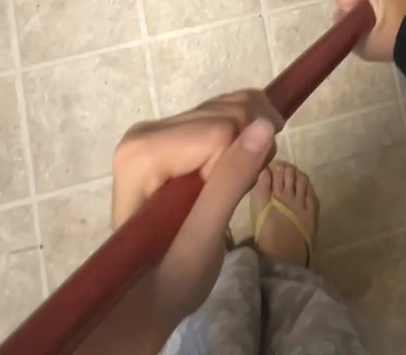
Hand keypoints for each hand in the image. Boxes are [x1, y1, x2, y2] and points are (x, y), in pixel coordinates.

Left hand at [98, 91, 280, 352]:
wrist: (141, 299)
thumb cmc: (167, 281)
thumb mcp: (202, 243)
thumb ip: (230, 182)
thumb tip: (265, 126)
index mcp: (142, 155)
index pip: (219, 131)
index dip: (235, 167)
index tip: (224, 206)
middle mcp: (145, 132)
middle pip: (227, 113)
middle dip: (248, 149)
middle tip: (235, 196)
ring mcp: (158, 129)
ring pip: (231, 106)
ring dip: (250, 141)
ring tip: (233, 185)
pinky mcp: (173, 131)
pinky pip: (226, 110)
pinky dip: (246, 132)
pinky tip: (238, 163)